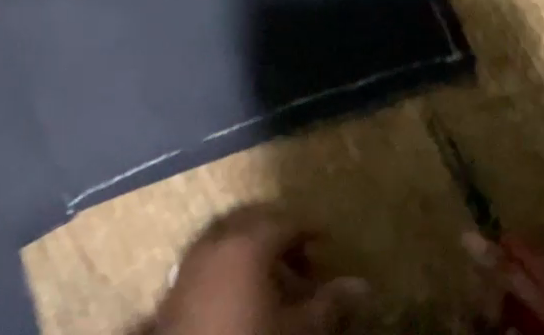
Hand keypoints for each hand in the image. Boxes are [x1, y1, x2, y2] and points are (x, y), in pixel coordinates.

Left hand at [149, 204, 370, 334]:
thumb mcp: (297, 330)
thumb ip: (329, 305)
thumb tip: (363, 286)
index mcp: (248, 243)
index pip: (284, 221)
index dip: (309, 229)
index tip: (328, 242)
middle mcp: (218, 238)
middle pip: (255, 220)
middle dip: (282, 235)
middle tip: (306, 262)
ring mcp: (195, 254)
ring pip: (231, 233)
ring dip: (256, 247)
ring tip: (279, 280)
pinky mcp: (180, 275)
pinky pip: (213, 250)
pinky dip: (233, 258)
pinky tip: (246, 289)